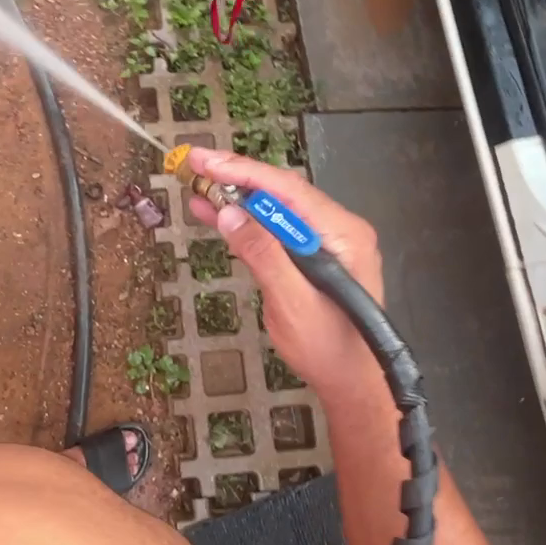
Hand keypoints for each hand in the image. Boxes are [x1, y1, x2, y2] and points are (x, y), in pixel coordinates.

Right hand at [185, 147, 383, 395]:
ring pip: (273, 207)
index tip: (208, 162)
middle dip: (236, 176)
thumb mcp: (292, 303)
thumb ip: (263, 255)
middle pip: (280, 191)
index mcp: (342, 233)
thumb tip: (229, 213)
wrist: (350, 382)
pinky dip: (243, 220)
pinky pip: (272, 228)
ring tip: (196, 184)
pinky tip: (213, 211)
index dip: (244, 172)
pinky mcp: (308, 253)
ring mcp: (323, 239)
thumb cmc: (329, 348)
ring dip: (235, 196)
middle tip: (195, 163)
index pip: (288, 190)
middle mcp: (336, 227)